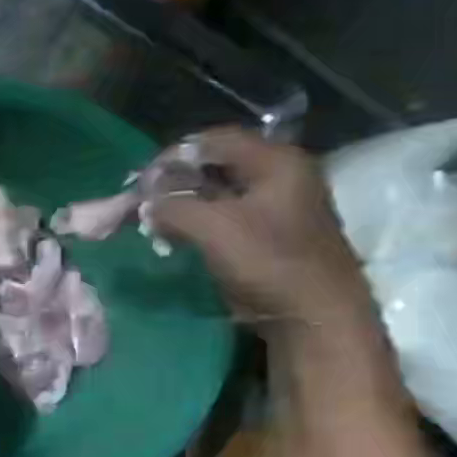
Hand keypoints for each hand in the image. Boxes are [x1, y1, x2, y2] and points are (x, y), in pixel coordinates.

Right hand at [146, 128, 372, 333]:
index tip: (144, 177)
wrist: (312, 316)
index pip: (216, 140)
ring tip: (154, 219)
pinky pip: (225, 217)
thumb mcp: (214, 228)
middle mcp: (280, 176)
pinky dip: (198, 222)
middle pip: (217, 165)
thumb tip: (144, 205)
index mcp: (277, 162)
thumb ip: (173, 207)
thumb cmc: (268, 262)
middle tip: (146, 198)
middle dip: (177, 180)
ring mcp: (276, 207)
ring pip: (219, 193)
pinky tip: (174, 236)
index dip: (175, 154)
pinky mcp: (267, 235)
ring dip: (184, 204)